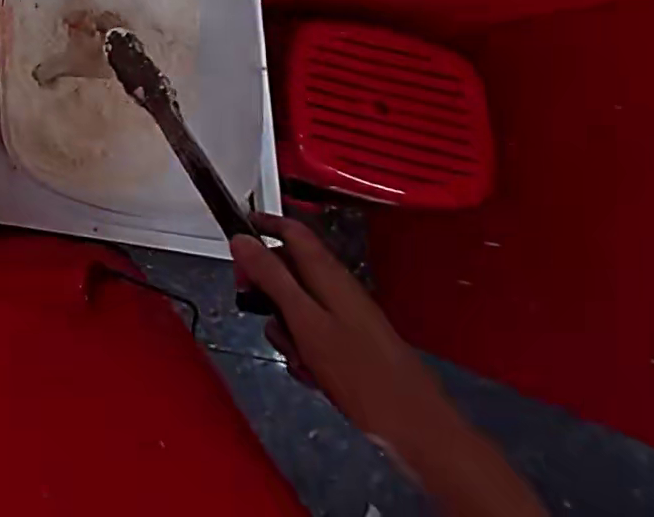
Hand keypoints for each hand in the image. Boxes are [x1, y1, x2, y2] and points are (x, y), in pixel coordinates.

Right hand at [230, 213, 452, 442]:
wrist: (418, 431)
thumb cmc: (359, 370)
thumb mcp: (304, 320)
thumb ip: (271, 277)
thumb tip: (241, 239)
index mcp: (328, 274)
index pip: (292, 231)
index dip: (263, 224)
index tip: (236, 228)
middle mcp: (337, 288)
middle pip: (289, 268)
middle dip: (264, 284)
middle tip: (250, 302)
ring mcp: (346, 316)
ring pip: (296, 305)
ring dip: (283, 325)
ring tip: (292, 352)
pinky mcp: (351, 343)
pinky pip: (312, 332)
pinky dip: (302, 346)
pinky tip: (309, 370)